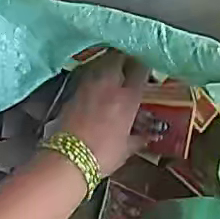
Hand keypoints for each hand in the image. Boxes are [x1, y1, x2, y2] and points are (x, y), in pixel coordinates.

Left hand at [60, 51, 151, 173]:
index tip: (146, 68)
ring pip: (100, 64)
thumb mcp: (126, 148)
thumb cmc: (103, 155)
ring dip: (108, 66)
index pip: (140, 69)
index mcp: (128, 98)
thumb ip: (140, 138)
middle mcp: (109, 86)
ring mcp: (88, 87)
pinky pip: (88, 78)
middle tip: (129, 66)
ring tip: (113, 75)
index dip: (144, 65)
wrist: (68, 159)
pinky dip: (94, 79)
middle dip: (124, 59)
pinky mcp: (73, 93)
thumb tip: (151, 135)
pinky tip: (96, 89)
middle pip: (118, 58)